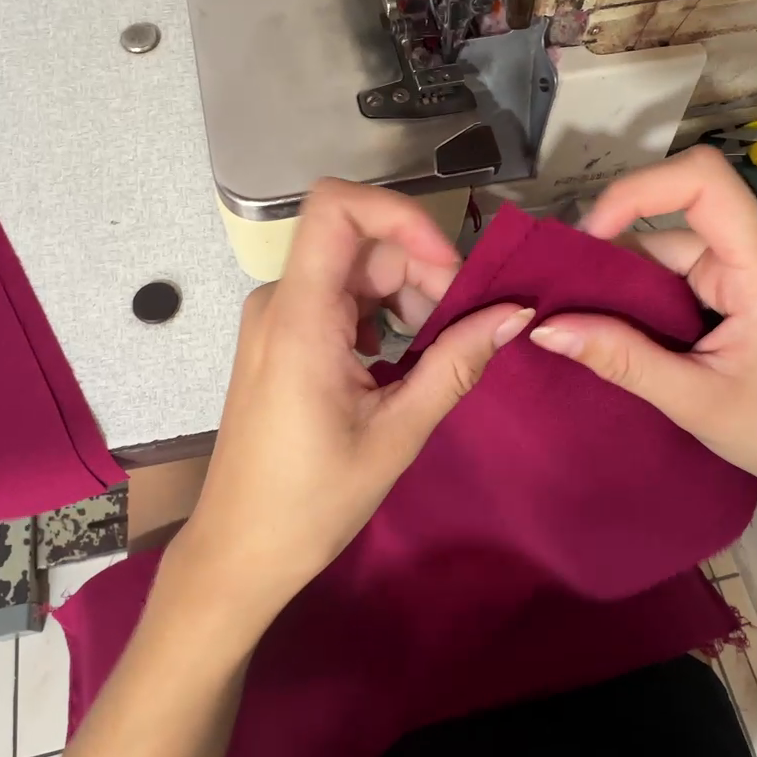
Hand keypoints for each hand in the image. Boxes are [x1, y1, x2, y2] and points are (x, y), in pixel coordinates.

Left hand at [165, 179, 533, 630]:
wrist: (240, 550)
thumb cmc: (313, 501)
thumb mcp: (397, 433)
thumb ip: (456, 364)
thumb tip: (515, 313)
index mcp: (299, 315)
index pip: (337, 206)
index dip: (401, 215)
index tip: (448, 267)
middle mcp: (279, 300)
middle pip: (361, 244)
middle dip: (421, 272)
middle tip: (460, 330)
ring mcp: (275, 318)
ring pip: (354, 271)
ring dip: (404, 297)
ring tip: (433, 353)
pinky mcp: (280, 337)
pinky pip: (338, 299)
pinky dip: (379, 315)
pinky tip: (399, 361)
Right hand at [526, 145, 756, 512]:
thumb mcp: (695, 399)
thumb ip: (622, 359)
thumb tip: (545, 329)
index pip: (701, 181)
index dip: (638, 191)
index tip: (590, 240)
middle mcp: (749, 253)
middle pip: (668, 216)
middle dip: (610, 248)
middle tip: (559, 293)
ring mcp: (739, 274)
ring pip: (662, 251)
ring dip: (617, 280)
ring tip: (570, 316)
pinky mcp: (728, 295)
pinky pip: (669, 279)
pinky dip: (633, 298)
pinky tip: (603, 327)